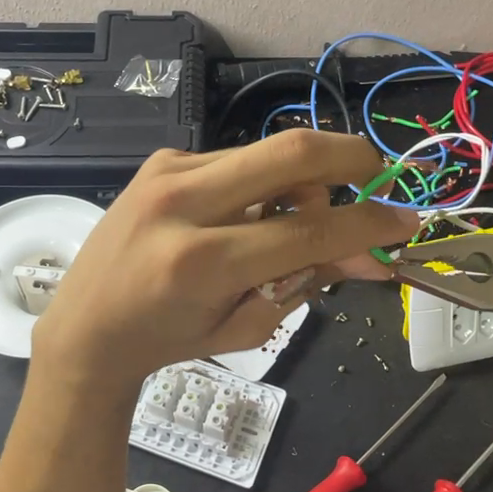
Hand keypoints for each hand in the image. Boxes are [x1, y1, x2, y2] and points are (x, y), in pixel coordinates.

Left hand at [33, 129, 419, 385]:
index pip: (308, 231)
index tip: (406, 222)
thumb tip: (371, 254)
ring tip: (295, 223)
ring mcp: (169, 172)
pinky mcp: (164, 159)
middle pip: (292, 152)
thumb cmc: (168, 339)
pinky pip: (239, 160)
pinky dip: (265, 182)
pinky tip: (251, 215)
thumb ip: (307, 283)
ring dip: (304, 180)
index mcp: (201, 263)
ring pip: (269, 152)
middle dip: (352, 158)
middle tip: (378, 178)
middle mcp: (182, 204)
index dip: (368, 225)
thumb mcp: (244, 326)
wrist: (86, 325)